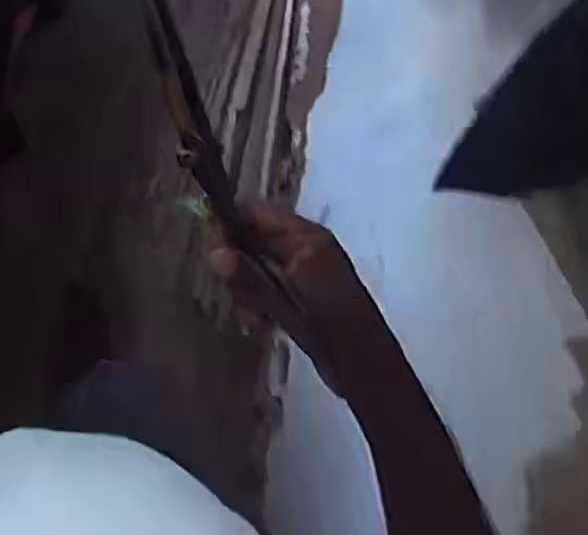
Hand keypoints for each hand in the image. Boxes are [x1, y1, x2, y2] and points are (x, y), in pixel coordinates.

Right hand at [210, 205, 398, 397]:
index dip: (228, 226)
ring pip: (253, 262)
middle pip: (249, 236)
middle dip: (237, 264)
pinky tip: (261, 321)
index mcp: (305, 236)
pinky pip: (265, 281)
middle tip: (233, 289)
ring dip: (246, 287)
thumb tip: (215, 254)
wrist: (372, 375)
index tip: (215, 251)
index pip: (252, 211)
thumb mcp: (286, 302)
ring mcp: (302, 268)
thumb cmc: (333, 331)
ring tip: (254, 315)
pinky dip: (257, 298)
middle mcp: (302, 245)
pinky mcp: (300, 290)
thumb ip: (249, 276)